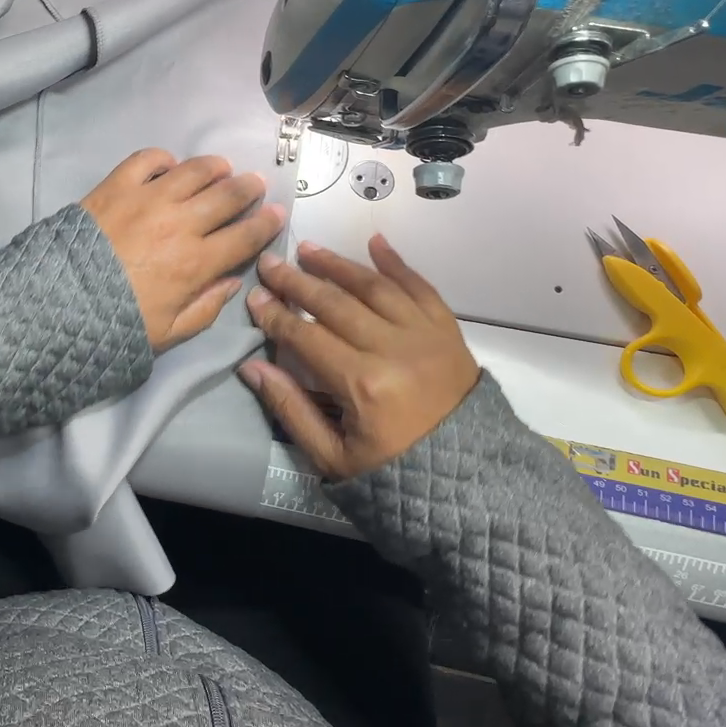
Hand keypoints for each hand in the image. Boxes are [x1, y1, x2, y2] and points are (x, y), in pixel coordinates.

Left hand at [80, 149, 285, 352]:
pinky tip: (169, 165)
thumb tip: (233, 281)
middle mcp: (180, 223)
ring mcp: (147, 199)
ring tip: (221, 168)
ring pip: (194, 171)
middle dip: (248, 188)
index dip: (267, 223)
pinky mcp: (116, 186)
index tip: (277, 213)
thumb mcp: (169, 332)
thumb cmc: (115, 321)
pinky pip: (147, 159)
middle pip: (227, 196)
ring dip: (214, 167)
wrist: (58, 303)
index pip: (245, 236)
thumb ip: (206, 308)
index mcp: (196, 263)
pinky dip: (163, 159)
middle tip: (254, 184)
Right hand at [239, 237, 478, 478]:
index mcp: (363, 385)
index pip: (305, 337)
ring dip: (338, 265)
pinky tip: (376, 242)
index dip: (275, 316)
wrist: (474, 484)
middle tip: (270, 263)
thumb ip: (290, 409)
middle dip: (297, 281)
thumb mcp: (333, 456)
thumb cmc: (395, 473)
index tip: (253, 297)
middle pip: (335, 304)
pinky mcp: (449, 333)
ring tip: (309, 249)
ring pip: (375, 288)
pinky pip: (421, 288)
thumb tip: (251, 368)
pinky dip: (398, 263)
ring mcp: (426, 337)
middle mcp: (394, 351)